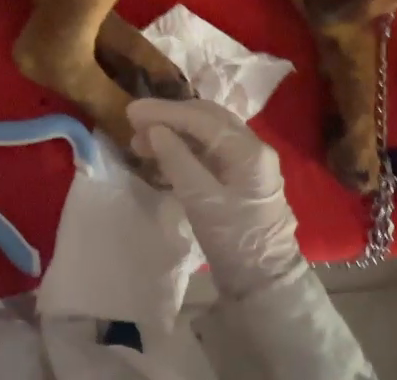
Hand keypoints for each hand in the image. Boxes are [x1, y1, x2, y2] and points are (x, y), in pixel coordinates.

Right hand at [128, 98, 305, 296]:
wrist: (264, 285)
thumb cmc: (235, 242)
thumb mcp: (202, 202)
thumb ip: (177, 160)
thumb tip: (154, 130)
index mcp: (249, 150)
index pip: (201, 118)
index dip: (164, 112)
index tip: (132, 111)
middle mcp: (252, 147)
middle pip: (206, 118)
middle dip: (169, 117)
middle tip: (135, 122)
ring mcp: (247, 162)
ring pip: (206, 133)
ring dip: (174, 132)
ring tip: (141, 141)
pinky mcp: (239, 177)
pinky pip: (208, 150)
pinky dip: (183, 147)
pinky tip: (162, 153)